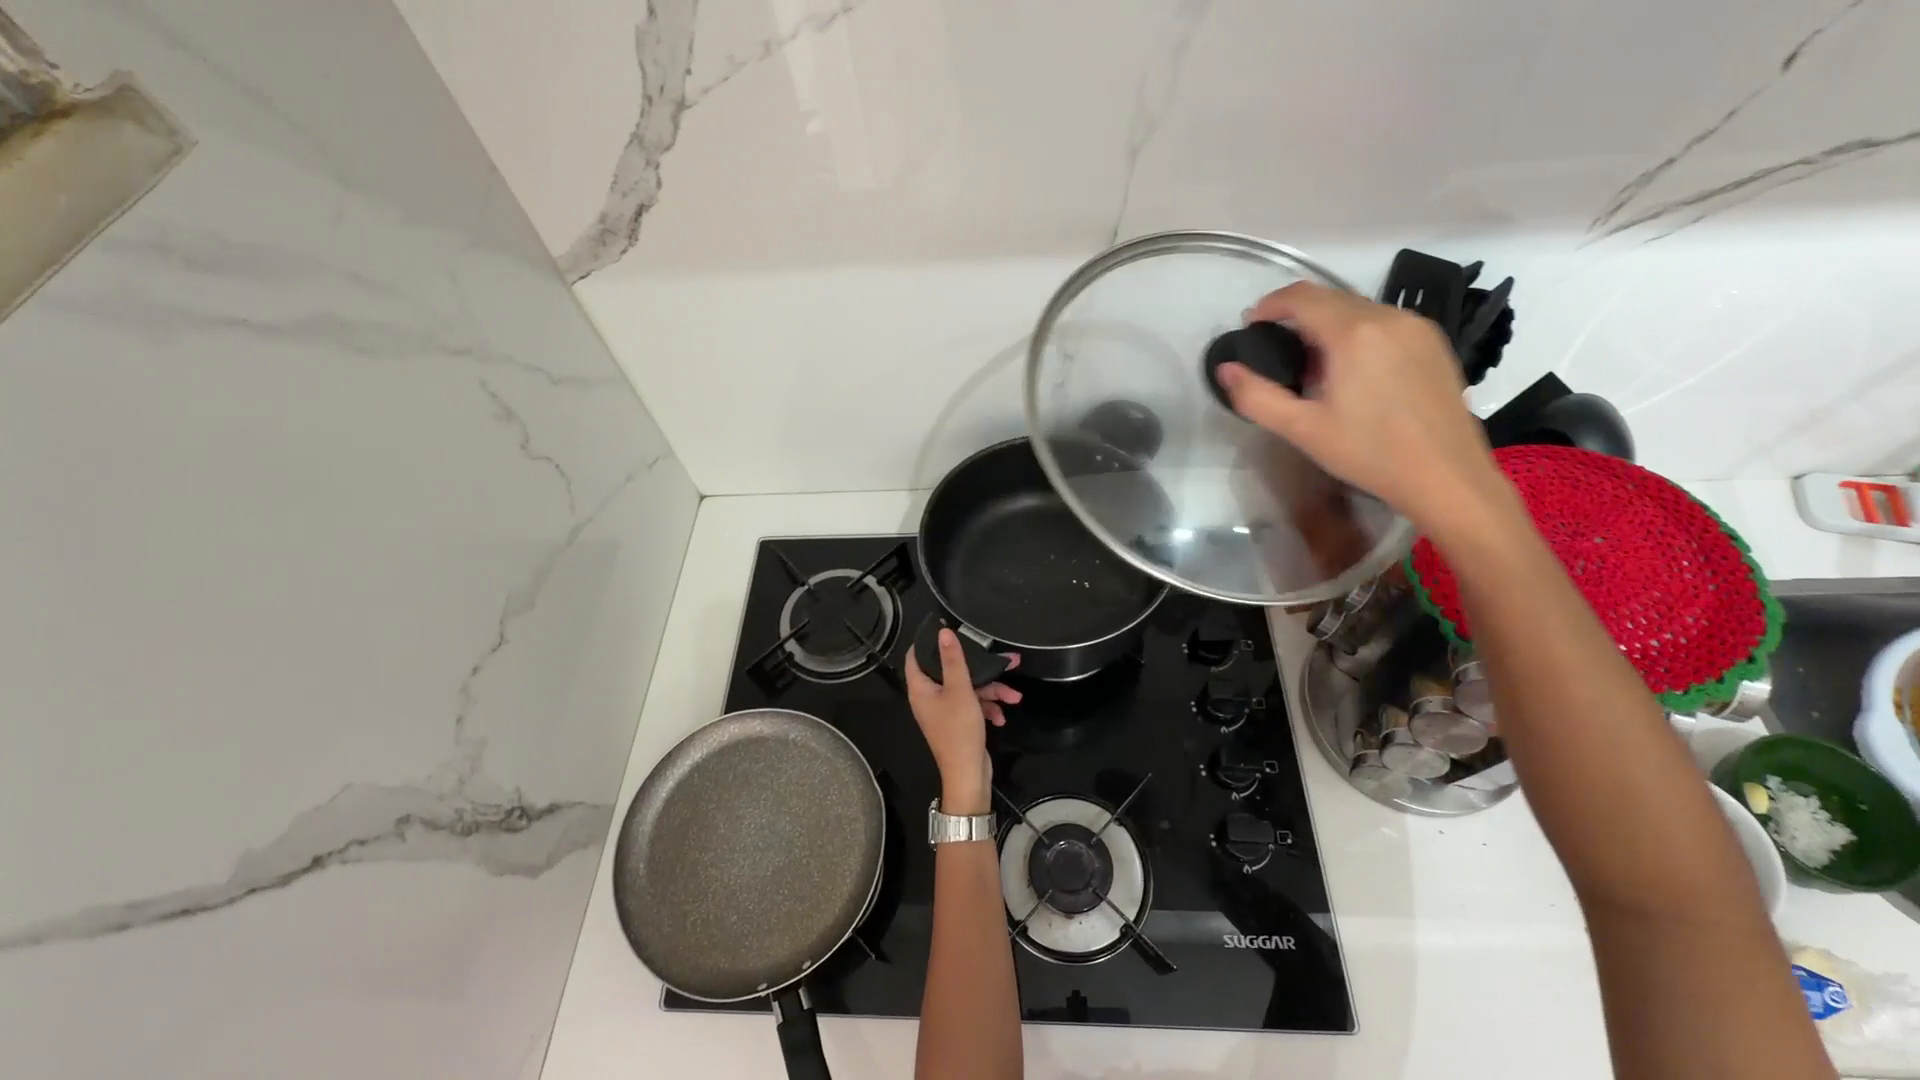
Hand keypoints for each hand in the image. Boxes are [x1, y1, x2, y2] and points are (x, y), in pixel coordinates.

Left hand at [904, 629, 1021, 813]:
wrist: (968, 774)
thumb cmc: (959, 730)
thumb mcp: (960, 690)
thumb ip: (954, 660)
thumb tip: (943, 632)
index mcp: (921, 688)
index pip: (917, 656)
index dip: (929, 641)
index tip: (946, 628)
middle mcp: (929, 697)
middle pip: (950, 671)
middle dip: (978, 667)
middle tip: (999, 658)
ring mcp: (944, 711)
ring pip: (968, 689)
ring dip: (992, 691)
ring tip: (1015, 695)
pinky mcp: (959, 721)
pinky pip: (974, 705)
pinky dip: (988, 708)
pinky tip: (1003, 716)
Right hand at [1214, 282, 1506, 533]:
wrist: (1447, 476)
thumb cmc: (1371, 453)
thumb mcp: (1303, 430)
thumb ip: (1257, 396)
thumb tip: (1226, 370)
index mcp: (1353, 332)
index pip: (1301, 296)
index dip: (1270, 305)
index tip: (1252, 325)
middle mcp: (1388, 317)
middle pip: (1331, 298)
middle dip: (1298, 316)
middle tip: (1278, 350)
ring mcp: (1417, 327)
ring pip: (1359, 310)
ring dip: (1329, 326)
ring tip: (1314, 366)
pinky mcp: (1434, 343)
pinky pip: (1385, 324)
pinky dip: (1359, 334)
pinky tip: (1353, 372)